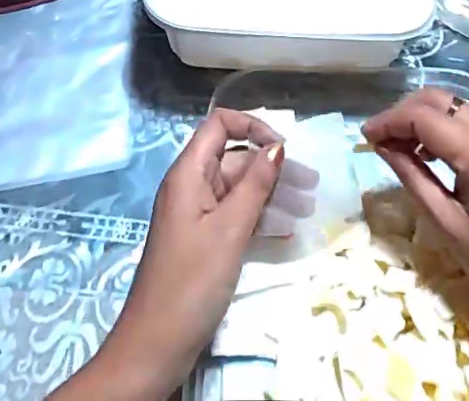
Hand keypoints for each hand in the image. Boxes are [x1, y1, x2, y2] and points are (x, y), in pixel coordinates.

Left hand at [50, 109, 282, 400]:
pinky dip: (260, 218)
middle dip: (272, 166)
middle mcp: (191, 185)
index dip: (252, 126)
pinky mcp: (203, 239)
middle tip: (312, 185)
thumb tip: (277, 146)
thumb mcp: (230, 230)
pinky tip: (288, 232)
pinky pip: (234, 215)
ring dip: (272, 194)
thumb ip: (255, 185)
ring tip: (308, 209)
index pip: (219, 125)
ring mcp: (196, 213)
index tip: (284, 148)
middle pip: (234, 158)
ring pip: (238, 189)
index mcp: (188, 172)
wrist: (156, 344)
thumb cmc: (192, 281)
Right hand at [362, 87, 468, 319]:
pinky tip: (428, 155)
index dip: (388, 121)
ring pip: (454, 107)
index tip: (364, 138)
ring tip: (398, 147)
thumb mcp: (448, 226)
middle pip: (438, 100)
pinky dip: (442, 128)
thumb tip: (382, 146)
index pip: (421, 116)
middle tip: (379, 139)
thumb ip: (413, 178)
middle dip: (403, 112)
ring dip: (423, 117)